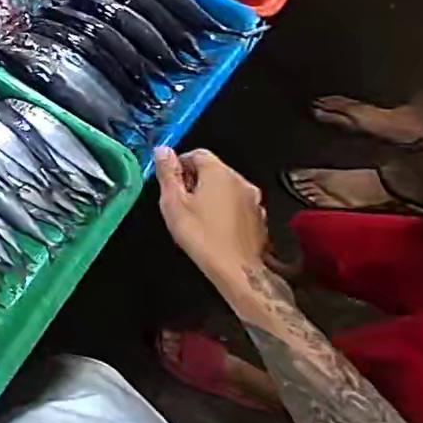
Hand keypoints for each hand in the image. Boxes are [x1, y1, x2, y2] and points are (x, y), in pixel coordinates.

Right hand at [154, 147, 268, 295]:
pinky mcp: (260, 218)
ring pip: (225, 187)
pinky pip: (236, 203)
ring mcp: (254, 201)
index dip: (179, 164)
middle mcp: (241, 182)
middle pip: (213, 169)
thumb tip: (163, 150)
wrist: (238, 271)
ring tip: (194, 215)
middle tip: (178, 200)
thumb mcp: (173, 201)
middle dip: (193, 179)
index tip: (170, 182)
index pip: (197, 153)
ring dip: (209, 193)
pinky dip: (223, 208)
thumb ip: (167, 172)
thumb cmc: (201, 235)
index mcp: (220, 173)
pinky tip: (212, 226)